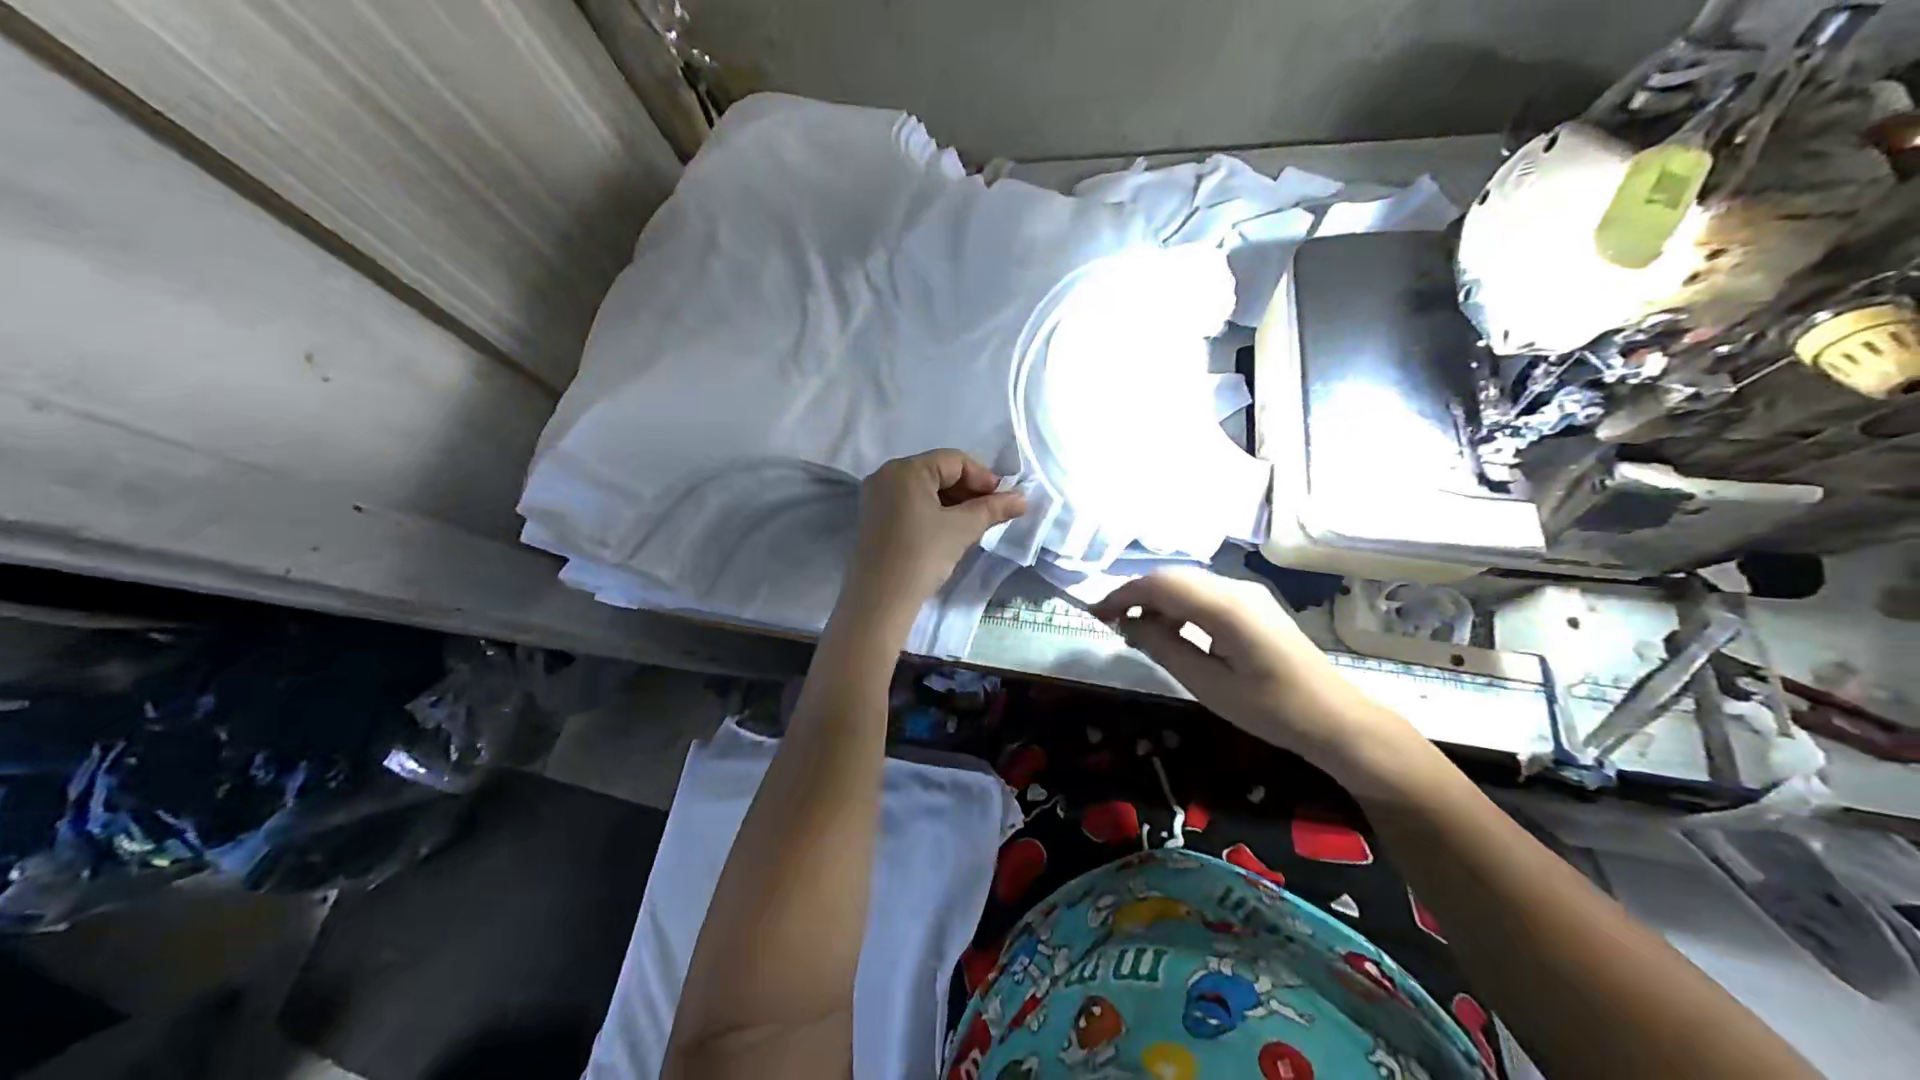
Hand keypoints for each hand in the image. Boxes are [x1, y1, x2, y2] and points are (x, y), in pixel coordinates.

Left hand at [845, 450, 1026, 614]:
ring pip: (924, 489)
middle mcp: (886, 475)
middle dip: (969, 490)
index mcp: (905, 469)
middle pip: (938, 472)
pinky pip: (910, 504)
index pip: (954, 460)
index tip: (1004, 500)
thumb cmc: (923, 555)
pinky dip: (933, 512)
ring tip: (975, 524)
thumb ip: (993, 509)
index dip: (983, 478)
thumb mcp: (962, 529)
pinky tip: (950, 530)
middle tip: (992, 513)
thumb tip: (1022, 499)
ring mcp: (876, 497)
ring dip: (953, 502)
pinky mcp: (873, 518)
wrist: (881, 600)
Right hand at [1091, 568, 1422, 773]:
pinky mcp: (1254, 606)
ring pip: (1188, 585)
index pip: (1162, 584)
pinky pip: (1205, 596)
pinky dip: (1179, 608)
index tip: (1096, 615)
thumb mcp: (1208, 685)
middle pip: (1173, 578)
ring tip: (1137, 632)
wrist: (1336, 719)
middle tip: (1111, 623)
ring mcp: (1249, 595)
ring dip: (1158, 602)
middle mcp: (1237, 589)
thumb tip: (1129, 624)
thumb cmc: (1271, 709)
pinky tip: (1171, 632)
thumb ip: (1165, 648)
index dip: (1123, 594)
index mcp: (1226, 607)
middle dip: (1137, 595)